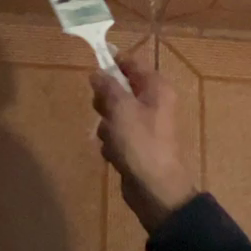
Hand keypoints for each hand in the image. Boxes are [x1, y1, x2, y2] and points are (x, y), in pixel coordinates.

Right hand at [91, 51, 198, 231]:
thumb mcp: (121, 109)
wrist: (155, 188)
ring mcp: (145, 125)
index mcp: (156, 88)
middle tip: (103, 111)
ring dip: (106, 126)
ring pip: (114, 113)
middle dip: (106, 101)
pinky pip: (116, 135)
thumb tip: (98, 72)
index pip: (134, 63)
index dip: (114, 62)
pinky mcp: (137, 144)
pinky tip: (114, 154)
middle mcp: (153, 102)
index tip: (94, 66)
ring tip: (111, 139)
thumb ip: (108, 86)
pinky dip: (112, 143)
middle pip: (120, 89)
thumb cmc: (140, 142)